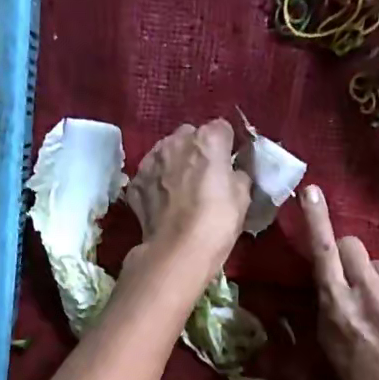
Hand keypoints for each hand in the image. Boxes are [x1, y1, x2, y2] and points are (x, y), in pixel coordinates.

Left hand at [126, 118, 251, 278]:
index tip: (230, 163)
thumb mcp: (243, 196)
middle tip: (206, 175)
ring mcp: (151, 160)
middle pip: (191, 135)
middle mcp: (176, 141)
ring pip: (167, 151)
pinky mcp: (136, 181)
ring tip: (183, 188)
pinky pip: (152, 173)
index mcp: (208, 140)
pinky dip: (158, 182)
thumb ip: (237, 174)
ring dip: (176, 163)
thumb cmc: (218, 221)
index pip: (222, 128)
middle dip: (198, 150)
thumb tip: (231, 172)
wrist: (178, 250)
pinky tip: (166, 202)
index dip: (227, 145)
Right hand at [301, 185, 378, 379]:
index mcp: (340, 305)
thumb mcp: (331, 347)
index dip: (317, 221)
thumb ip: (329, 308)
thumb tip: (330, 281)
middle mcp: (371, 291)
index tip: (312, 191)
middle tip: (356, 285)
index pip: (324, 252)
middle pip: (355, 247)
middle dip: (351, 259)